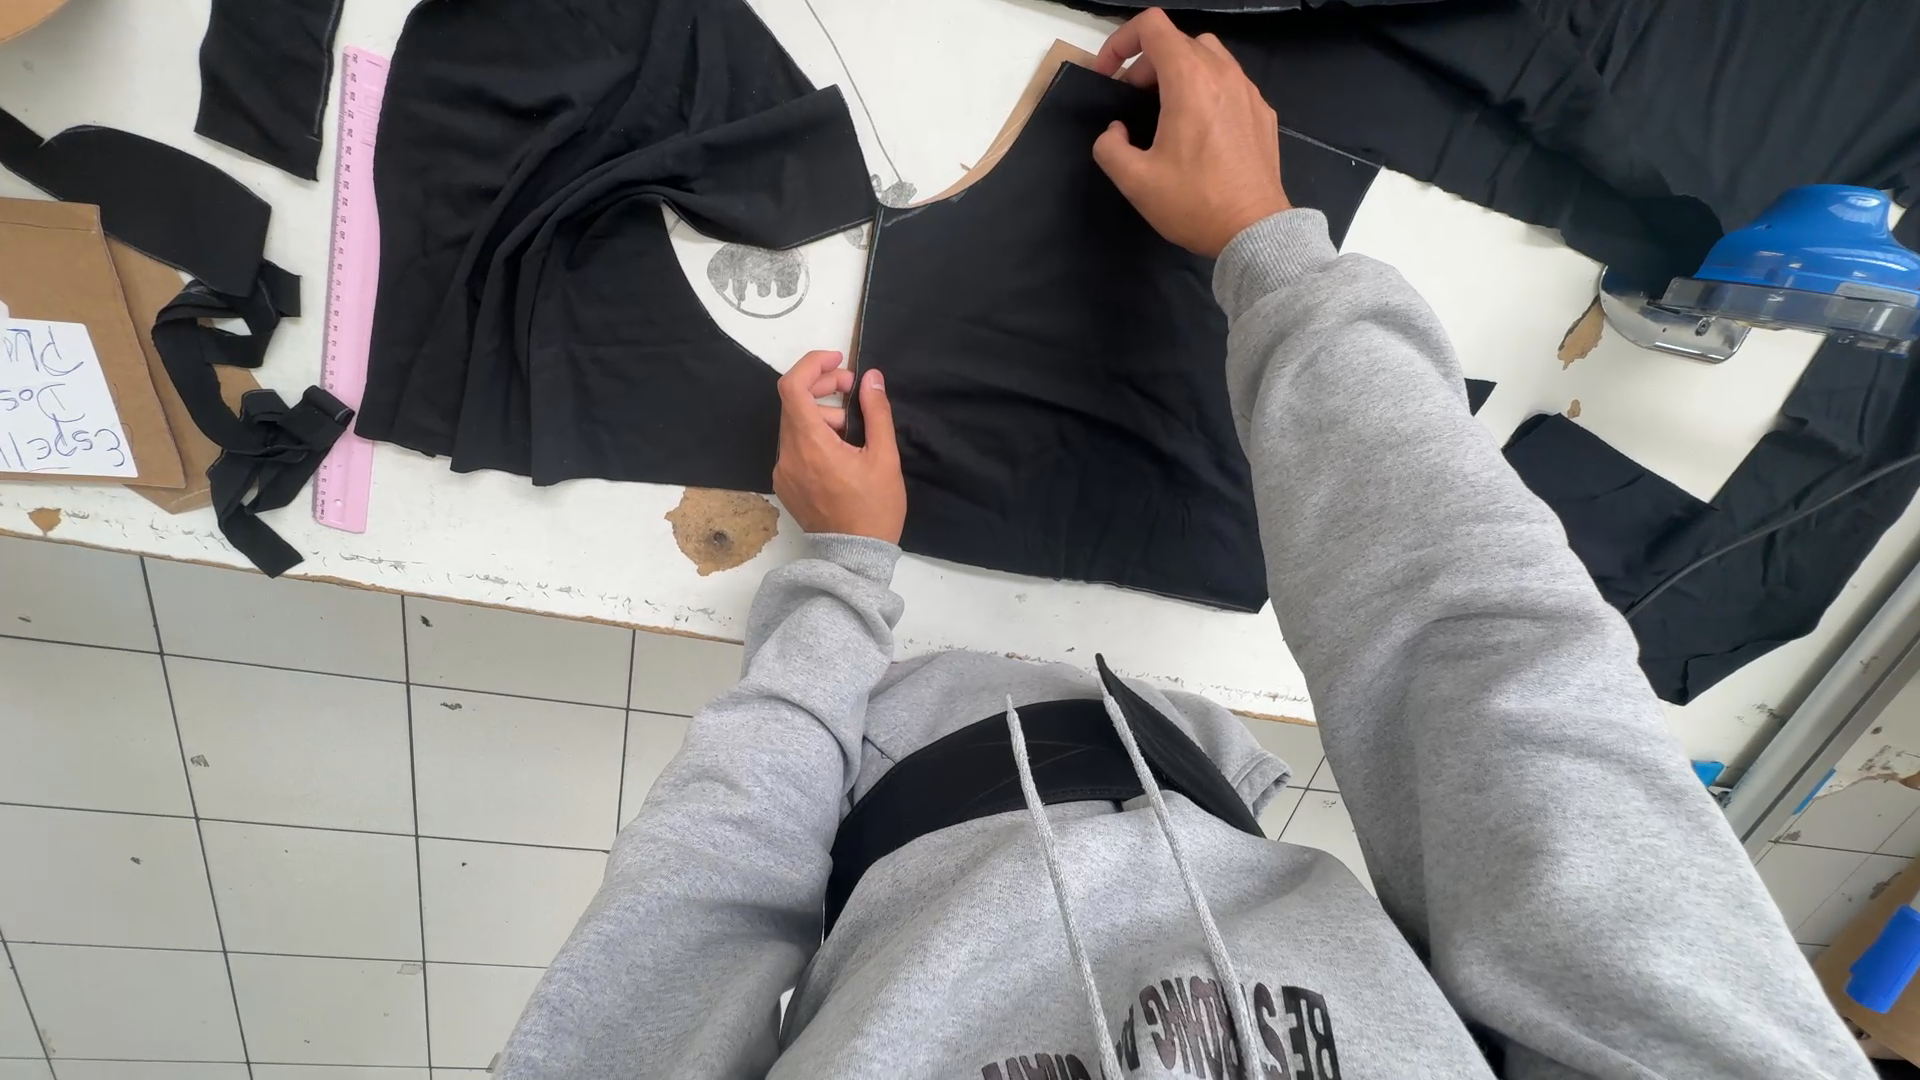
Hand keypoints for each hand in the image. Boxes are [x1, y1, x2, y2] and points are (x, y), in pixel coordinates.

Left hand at [772, 350, 906, 543]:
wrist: (855, 556)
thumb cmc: (875, 508)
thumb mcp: (884, 458)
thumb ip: (877, 412)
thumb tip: (872, 377)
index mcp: (811, 445)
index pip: (793, 387)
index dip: (813, 365)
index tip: (839, 361)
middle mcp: (788, 455)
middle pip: (794, 403)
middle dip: (823, 388)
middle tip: (854, 390)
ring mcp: (783, 472)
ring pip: (795, 425)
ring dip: (822, 415)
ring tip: (853, 431)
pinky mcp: (785, 484)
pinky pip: (794, 447)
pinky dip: (814, 437)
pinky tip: (840, 451)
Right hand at [1091, 8, 1291, 257]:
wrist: (1253, 229)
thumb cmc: (1193, 204)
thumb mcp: (1135, 182)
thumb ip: (1110, 149)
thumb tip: (1114, 132)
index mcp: (1189, 80)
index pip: (1152, 28)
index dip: (1120, 43)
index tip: (1107, 76)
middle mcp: (1223, 73)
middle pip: (1179, 42)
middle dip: (1148, 64)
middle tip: (1132, 103)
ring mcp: (1248, 91)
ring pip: (1209, 59)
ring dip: (1179, 75)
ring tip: (1166, 113)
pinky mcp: (1262, 113)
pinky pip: (1229, 86)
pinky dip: (1206, 93)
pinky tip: (1198, 132)